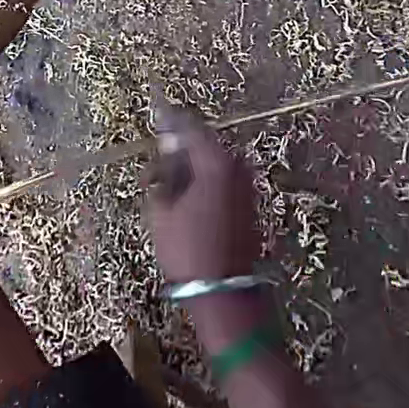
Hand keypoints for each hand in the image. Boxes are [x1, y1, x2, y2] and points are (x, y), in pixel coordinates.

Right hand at [143, 96, 262, 283]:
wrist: (225, 293)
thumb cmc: (188, 250)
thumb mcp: (162, 212)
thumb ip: (162, 176)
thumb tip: (165, 159)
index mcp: (215, 162)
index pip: (190, 128)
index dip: (171, 121)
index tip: (157, 114)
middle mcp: (237, 166)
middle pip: (205, 144)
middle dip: (181, 146)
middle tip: (159, 156)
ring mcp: (248, 184)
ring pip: (215, 162)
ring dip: (194, 165)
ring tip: (169, 181)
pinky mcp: (251, 203)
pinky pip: (224, 179)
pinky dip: (207, 179)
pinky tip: (188, 195)